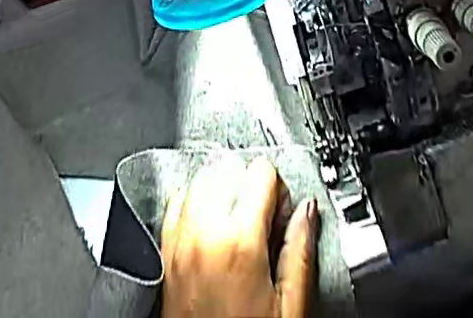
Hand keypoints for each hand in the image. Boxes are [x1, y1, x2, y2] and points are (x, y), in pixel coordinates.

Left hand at [161, 157, 318, 317]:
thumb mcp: (290, 305)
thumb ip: (301, 249)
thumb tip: (307, 210)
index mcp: (240, 240)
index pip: (262, 171)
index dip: (279, 189)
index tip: (282, 214)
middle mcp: (204, 234)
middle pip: (230, 167)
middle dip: (251, 187)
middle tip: (264, 220)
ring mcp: (179, 245)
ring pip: (201, 178)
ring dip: (222, 188)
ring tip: (238, 219)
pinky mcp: (164, 258)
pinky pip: (175, 202)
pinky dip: (194, 200)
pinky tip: (211, 223)